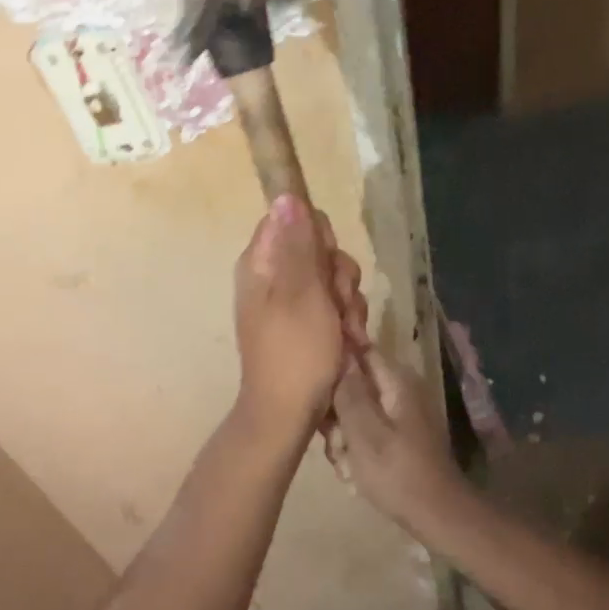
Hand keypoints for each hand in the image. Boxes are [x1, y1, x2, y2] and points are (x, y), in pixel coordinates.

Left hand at [233, 195, 368, 429]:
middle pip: (318, 250)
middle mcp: (270, 277)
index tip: (328, 267)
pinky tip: (347, 342)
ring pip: (331, 279)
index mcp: (261, 263)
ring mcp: (287, 303)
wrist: (287, 414)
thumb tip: (286, 195)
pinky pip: (331, 306)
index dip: (321, 240)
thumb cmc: (296, 353)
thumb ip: (298, 245)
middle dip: (339, 277)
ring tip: (344, 333)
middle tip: (339, 306)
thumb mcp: (302, 294)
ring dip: (347, 303)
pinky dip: (344, 322)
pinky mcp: (303, 325)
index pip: (295, 221)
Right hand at [331, 348, 462, 524]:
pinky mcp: (397, 438)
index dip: (335, 356)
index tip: (311, 373)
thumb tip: (338, 354)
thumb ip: (349, 391)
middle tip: (331, 439)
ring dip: (342, 435)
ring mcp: (400, 416)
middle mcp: (400, 392)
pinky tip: (351, 472)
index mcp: (397, 382)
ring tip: (343, 462)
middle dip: (335, 410)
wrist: (436, 515)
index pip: (361, 350)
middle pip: (354, 385)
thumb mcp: (364, 431)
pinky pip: (365, 432)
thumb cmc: (396, 472)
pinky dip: (355, 449)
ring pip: (355, 412)